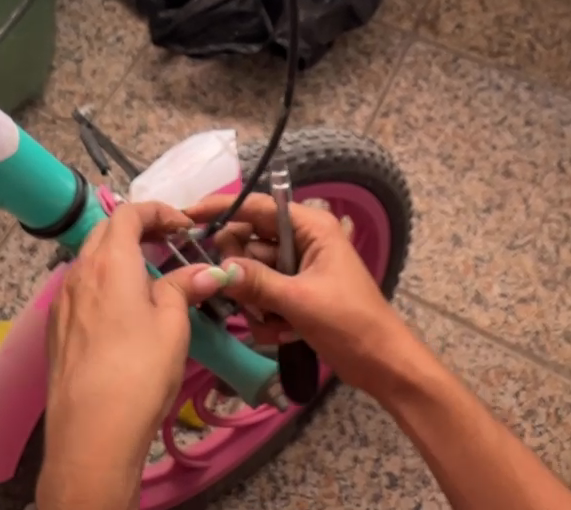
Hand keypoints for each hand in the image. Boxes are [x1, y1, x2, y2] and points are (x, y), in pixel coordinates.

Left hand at [41, 202, 238, 509]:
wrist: (91, 437)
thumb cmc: (139, 372)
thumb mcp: (173, 324)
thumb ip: (184, 287)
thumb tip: (205, 271)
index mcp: (110, 261)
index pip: (130, 213)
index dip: (159, 211)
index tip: (184, 227)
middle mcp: (80, 272)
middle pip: (106, 231)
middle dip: (139, 228)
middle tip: (170, 243)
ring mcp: (62, 302)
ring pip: (90, 259)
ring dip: (120, 255)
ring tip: (150, 276)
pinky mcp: (55, 330)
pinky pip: (81, 288)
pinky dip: (104, 282)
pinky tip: (122, 310)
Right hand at [186, 193, 422, 397]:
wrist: (383, 365)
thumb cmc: (350, 323)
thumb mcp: (300, 302)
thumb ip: (257, 282)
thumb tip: (217, 269)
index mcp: (310, 226)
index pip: (257, 206)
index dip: (222, 208)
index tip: (187, 215)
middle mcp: (302, 239)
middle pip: (249, 241)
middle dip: (240, 271)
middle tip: (238, 295)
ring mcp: (298, 266)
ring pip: (253, 271)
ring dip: (255, 301)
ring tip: (274, 324)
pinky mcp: (295, 292)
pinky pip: (263, 294)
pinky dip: (266, 316)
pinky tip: (283, 334)